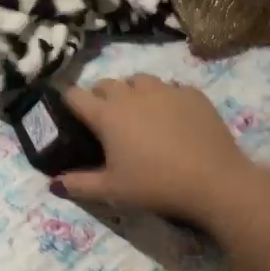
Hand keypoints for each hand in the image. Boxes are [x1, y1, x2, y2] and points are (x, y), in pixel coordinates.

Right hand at [52, 75, 262, 224]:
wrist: (216, 182)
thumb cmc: (157, 185)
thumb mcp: (113, 190)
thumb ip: (79, 184)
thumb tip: (53, 184)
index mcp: (107, 114)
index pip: (74, 95)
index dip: (68, 103)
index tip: (71, 116)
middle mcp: (131, 94)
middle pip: (105, 83)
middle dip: (101, 97)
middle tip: (108, 122)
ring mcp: (164, 90)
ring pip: (139, 80)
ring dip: (133, 92)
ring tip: (141, 113)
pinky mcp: (192, 94)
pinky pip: (171, 87)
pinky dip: (166, 98)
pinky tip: (173, 118)